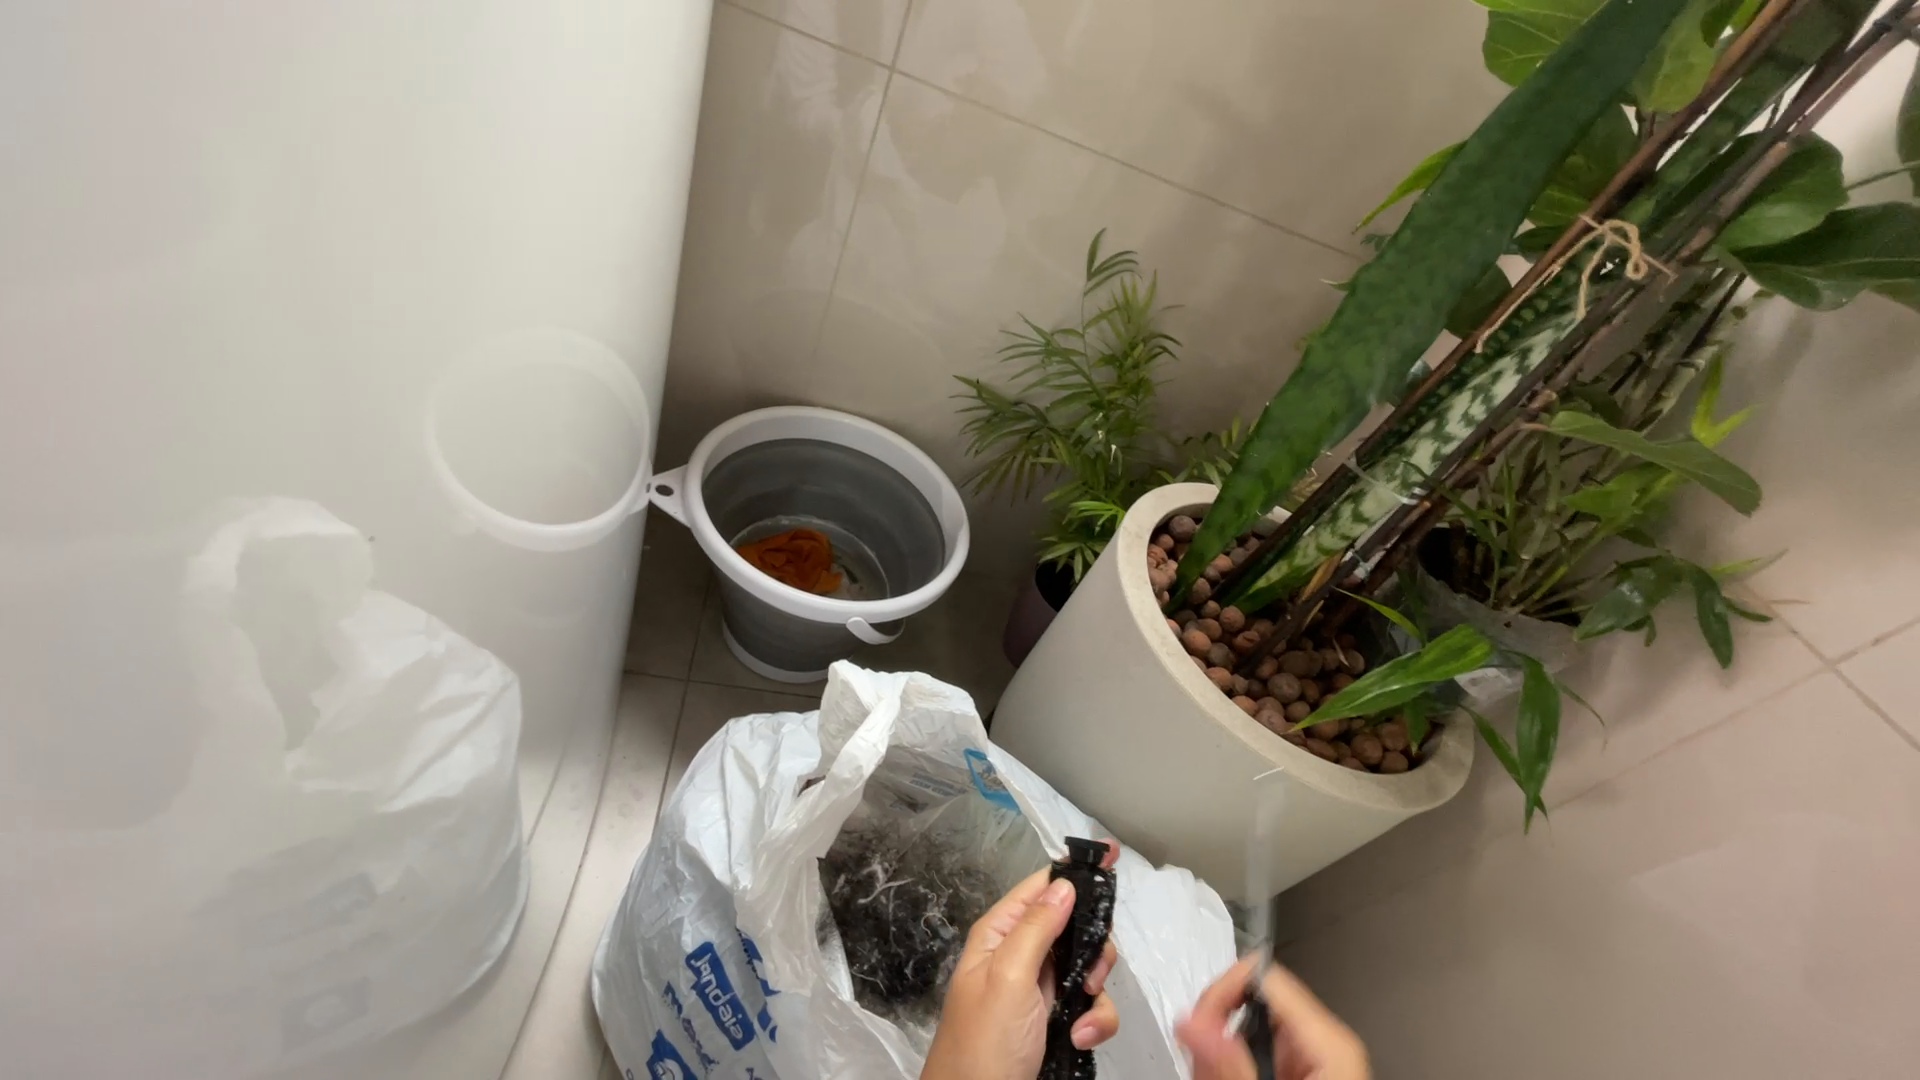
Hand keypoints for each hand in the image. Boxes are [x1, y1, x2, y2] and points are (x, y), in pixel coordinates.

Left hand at [920, 847, 1120, 1079]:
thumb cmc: (985, 1040)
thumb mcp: (1008, 976)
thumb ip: (1036, 927)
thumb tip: (1065, 883)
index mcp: (1002, 932)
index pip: (1042, 885)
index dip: (1075, 869)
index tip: (1112, 853)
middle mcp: (1023, 953)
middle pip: (1075, 926)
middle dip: (1094, 948)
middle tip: (1091, 974)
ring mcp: (1041, 989)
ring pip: (1088, 968)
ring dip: (1095, 993)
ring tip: (1080, 1015)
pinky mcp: (1058, 1022)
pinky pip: (1090, 1009)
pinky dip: (1093, 1023)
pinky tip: (1079, 1040)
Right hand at [1177, 954, 1368, 1079]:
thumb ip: (1230, 1067)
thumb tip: (1188, 1020)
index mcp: (1329, 1041)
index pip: (1262, 975)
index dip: (1222, 992)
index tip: (1196, 1028)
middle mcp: (1324, 1040)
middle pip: (1250, 1003)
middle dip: (1216, 1035)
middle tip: (1201, 1070)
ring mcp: (1314, 1058)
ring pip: (1247, 1030)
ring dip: (1220, 1058)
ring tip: (1209, 1077)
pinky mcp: (1303, 1073)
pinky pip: (1256, 1052)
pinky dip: (1233, 1068)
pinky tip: (1224, 1079)